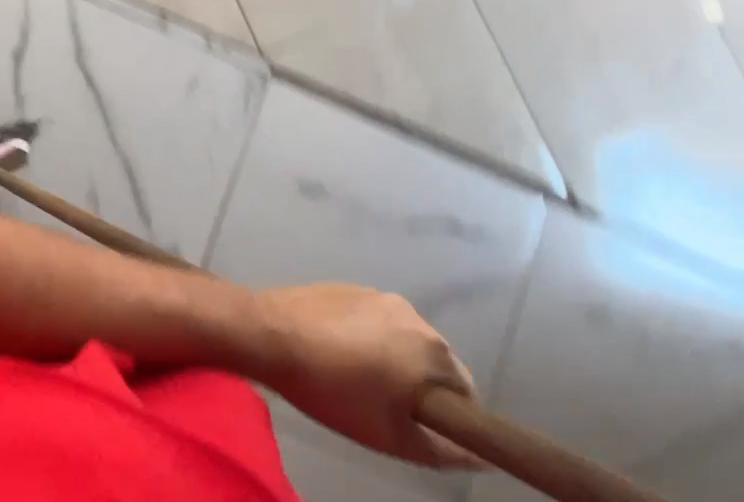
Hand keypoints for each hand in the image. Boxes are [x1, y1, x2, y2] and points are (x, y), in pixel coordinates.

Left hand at [254, 284, 484, 469]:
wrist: (264, 335)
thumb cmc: (331, 388)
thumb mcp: (392, 438)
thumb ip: (446, 451)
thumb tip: (480, 456)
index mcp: (436, 350)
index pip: (464, 393)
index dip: (445, 414)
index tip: (412, 420)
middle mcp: (414, 315)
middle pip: (432, 361)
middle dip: (415, 383)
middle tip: (378, 401)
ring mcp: (375, 294)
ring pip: (399, 338)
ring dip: (387, 357)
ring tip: (349, 373)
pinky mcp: (344, 286)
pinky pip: (368, 319)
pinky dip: (360, 334)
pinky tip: (331, 348)